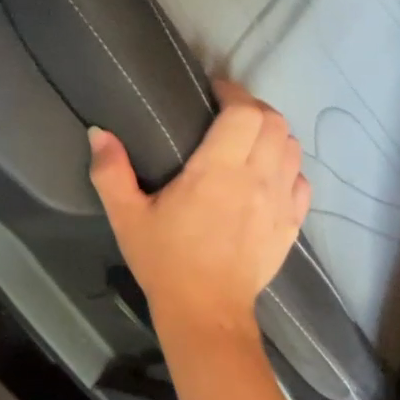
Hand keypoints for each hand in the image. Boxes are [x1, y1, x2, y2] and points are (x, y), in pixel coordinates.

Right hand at [88, 80, 310, 335]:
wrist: (205, 310)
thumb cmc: (163, 260)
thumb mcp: (126, 216)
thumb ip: (111, 172)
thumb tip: (98, 133)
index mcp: (218, 170)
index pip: (244, 113)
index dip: (233, 93)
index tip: (214, 89)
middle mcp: (258, 178)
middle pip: (275, 124)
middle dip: (254, 109)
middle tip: (226, 112)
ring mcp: (282, 201)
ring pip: (292, 148)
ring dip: (273, 134)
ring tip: (247, 139)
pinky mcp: (292, 222)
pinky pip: (300, 180)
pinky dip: (287, 166)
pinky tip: (266, 175)